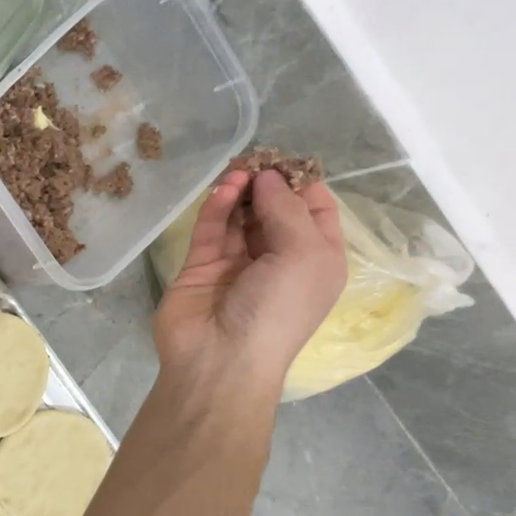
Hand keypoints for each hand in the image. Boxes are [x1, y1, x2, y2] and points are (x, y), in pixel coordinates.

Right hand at [154, 169, 346, 389]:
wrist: (220, 357)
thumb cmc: (277, 308)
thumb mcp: (303, 255)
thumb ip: (286, 211)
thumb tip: (267, 178)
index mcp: (317, 258)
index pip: (314, 210)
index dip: (303, 184)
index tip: (288, 160)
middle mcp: (278, 258)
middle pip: (274, 211)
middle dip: (268, 184)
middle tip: (256, 158)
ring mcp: (236, 264)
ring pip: (240, 218)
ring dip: (241, 193)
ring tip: (236, 168)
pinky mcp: (199, 269)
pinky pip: (210, 232)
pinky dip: (216, 210)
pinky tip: (222, 189)